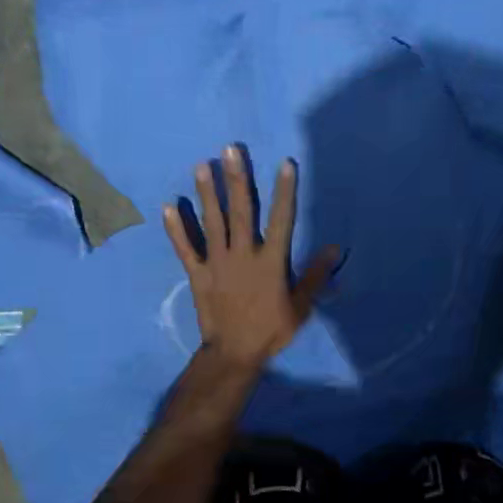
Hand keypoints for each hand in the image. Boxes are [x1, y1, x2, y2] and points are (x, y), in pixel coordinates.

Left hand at [163, 147, 340, 370]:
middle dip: (237, 179)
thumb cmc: (272, 330)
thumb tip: (334, 248)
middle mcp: (243, 254)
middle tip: (230, 150)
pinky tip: (168, 206)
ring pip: (211, 222)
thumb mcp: (301, 306)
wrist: (234, 353)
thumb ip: (315, 275)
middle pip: (241, 211)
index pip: (281, 219)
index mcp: (271, 261)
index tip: (285, 164)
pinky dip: (176, 229)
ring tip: (202, 165)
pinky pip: (185, 248)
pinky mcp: (198, 274)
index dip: (284, 191)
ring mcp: (217, 263)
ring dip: (207, 193)